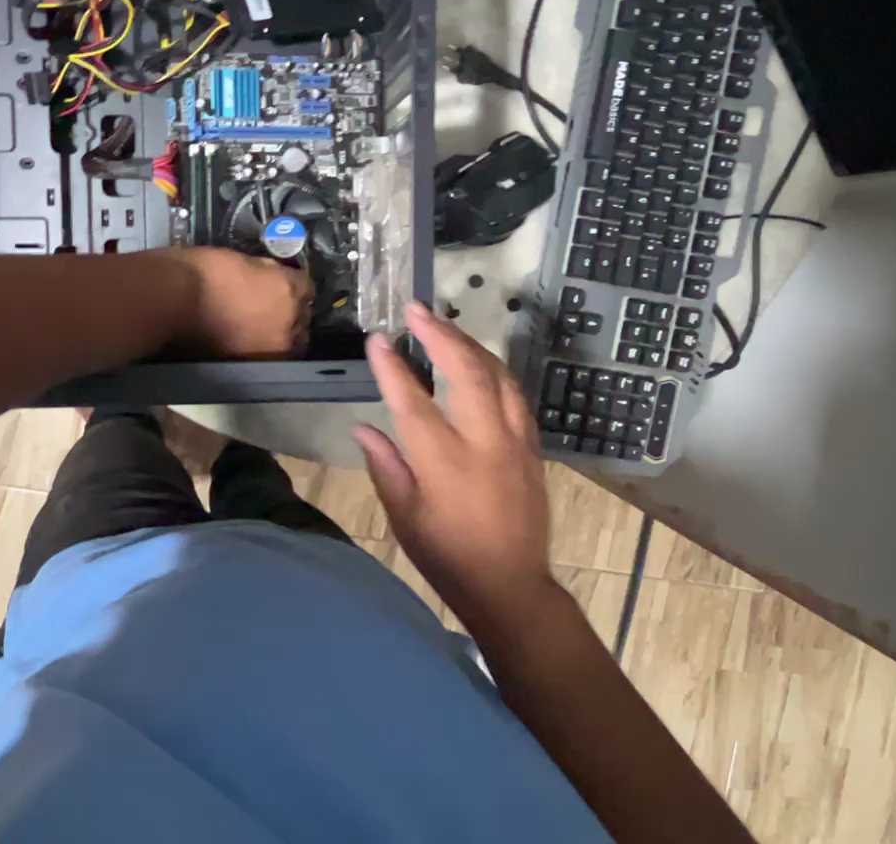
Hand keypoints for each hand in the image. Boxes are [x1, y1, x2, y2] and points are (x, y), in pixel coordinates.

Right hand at [168, 248, 313, 358]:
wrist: (174, 300)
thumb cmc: (204, 272)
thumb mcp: (245, 260)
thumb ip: (267, 273)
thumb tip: (274, 277)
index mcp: (290, 289)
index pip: (308, 288)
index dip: (294, 287)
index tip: (283, 287)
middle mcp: (291, 321)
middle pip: (303, 318)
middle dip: (292, 312)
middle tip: (272, 309)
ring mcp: (275, 346)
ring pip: (291, 342)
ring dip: (281, 335)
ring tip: (262, 329)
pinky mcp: (256, 365)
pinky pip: (269, 357)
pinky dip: (262, 350)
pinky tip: (249, 342)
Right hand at [353, 300, 552, 623]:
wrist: (512, 586)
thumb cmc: (448, 557)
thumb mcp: (405, 519)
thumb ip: (385, 466)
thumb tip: (362, 426)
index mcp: (446, 464)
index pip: (414, 401)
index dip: (392, 367)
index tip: (377, 339)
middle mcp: (485, 443)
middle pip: (467, 371)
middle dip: (440, 334)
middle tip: (417, 309)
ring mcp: (515, 442)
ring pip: (498, 375)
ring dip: (470, 344)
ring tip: (444, 326)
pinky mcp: (532, 447)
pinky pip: (515, 395)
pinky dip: (494, 370)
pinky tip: (479, 362)